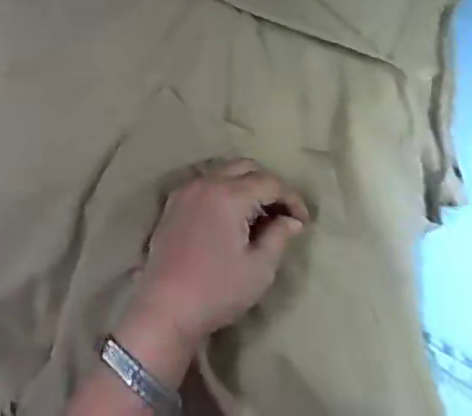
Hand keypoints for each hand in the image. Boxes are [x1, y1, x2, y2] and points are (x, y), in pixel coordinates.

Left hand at [129, 160, 309, 343]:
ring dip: (244, 184)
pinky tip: (231, 218)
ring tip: (259, 216)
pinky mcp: (174, 202)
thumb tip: (291, 220)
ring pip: (222, 171)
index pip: (268, 182)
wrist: (168, 303)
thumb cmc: (219, 288)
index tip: (304, 221)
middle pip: (244, 167)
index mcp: (228, 195)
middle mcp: (205, 183)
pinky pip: (205, 183)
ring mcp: (186, 190)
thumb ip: (278, 237)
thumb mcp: (259, 268)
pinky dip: (223, 190)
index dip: (291, 198)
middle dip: (268, 184)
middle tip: (282, 213)